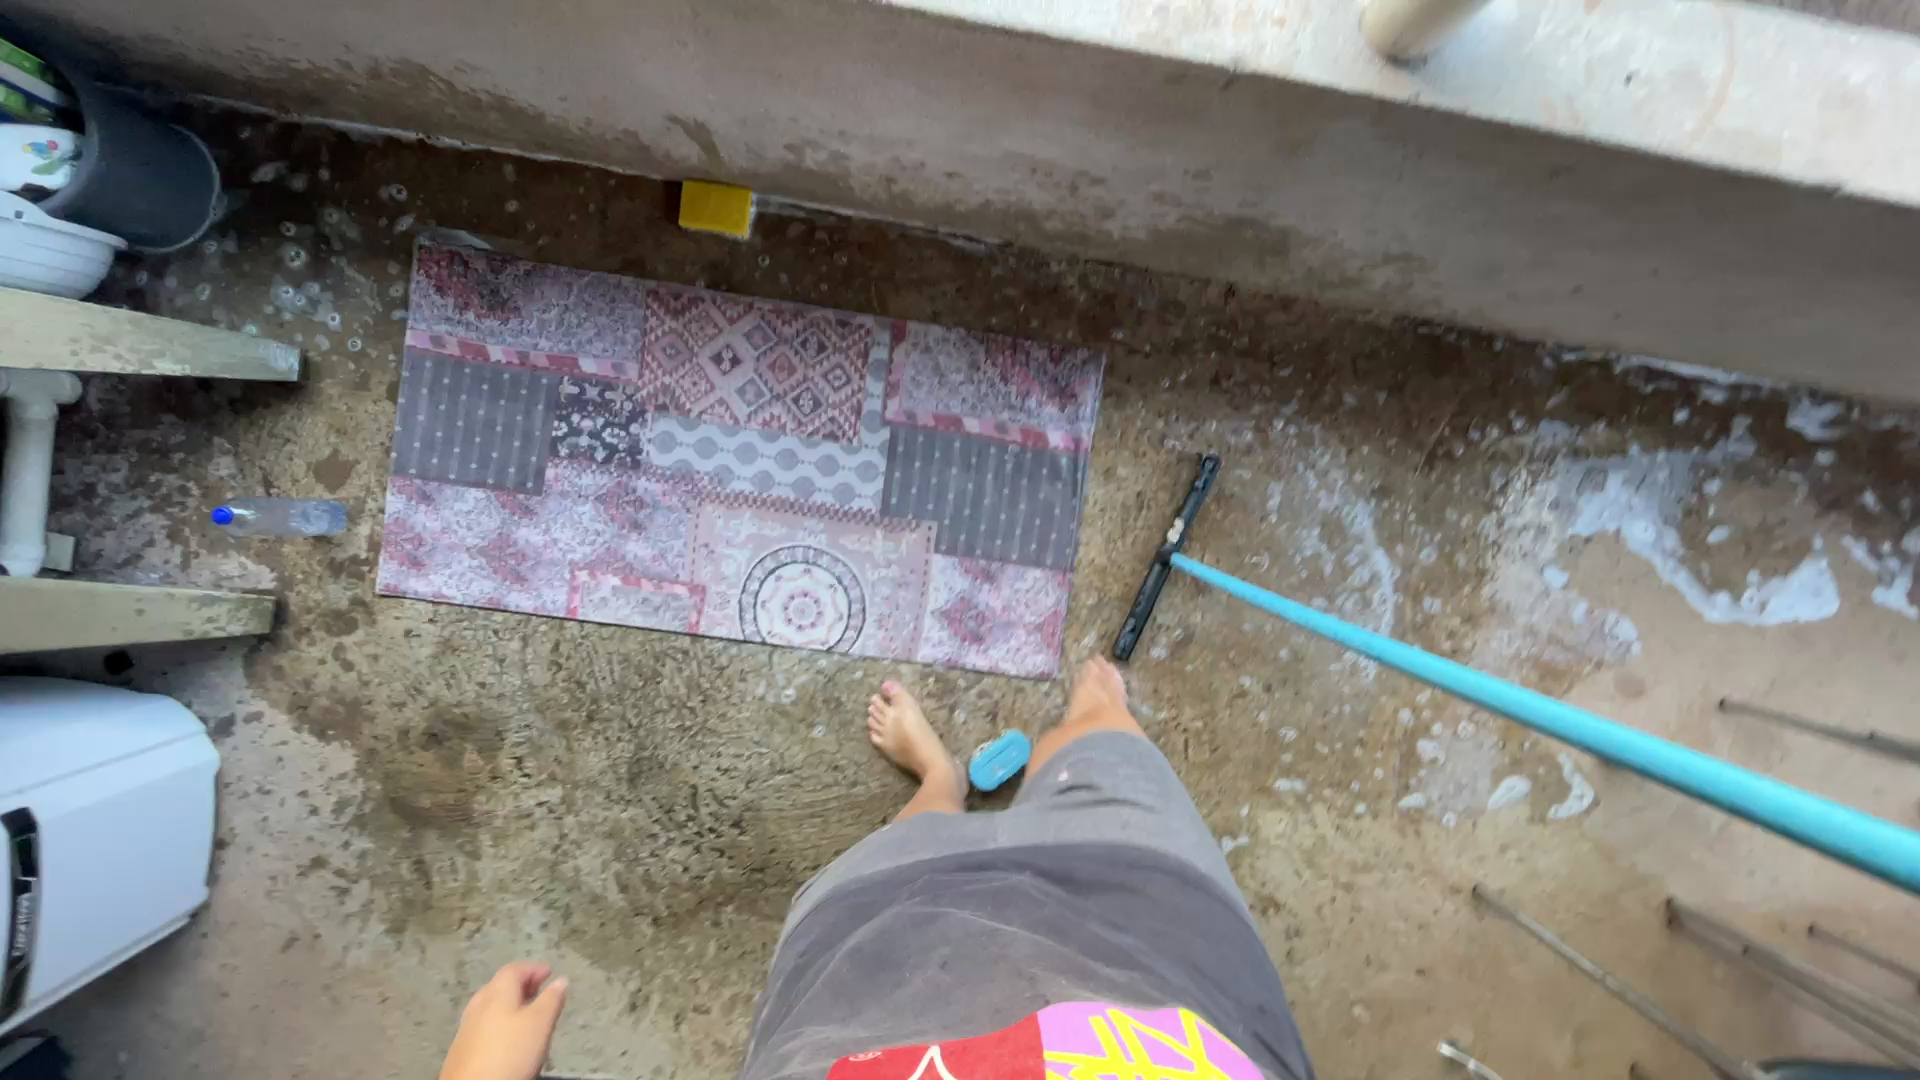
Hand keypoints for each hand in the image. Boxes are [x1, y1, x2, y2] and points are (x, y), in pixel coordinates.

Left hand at [439, 961, 569, 1079]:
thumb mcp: (541, 1022)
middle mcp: (478, 1006)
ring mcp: (465, 1029)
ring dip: (508, 1005)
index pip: (514, 969)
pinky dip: (498, 1023)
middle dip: (520, 985)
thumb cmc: (510, 1052)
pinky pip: (482, 1026)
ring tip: (526, 1015)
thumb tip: (561, 980)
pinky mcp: (460, 1051)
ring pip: (489, 1007)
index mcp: (497, 993)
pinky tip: (506, 1038)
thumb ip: (552, 998)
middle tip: (539, 990)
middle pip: (499, 986)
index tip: (550, 973)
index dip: (533, 968)